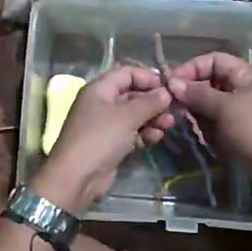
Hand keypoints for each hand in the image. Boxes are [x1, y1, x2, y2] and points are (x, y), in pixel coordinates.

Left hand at [34, 66, 175, 209]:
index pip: (126, 73)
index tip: (168, 87)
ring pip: (134, 116)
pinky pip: (131, 133)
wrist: (77, 177)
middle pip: (132, 95)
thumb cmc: (101, 138)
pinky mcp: (111, 144)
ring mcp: (106, 125)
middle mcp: (102, 104)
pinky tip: (156, 138)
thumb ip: (149, 102)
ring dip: (152, 119)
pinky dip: (144, 134)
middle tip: (173, 109)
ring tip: (169, 125)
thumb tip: (166, 93)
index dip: (148, 77)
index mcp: (99, 89)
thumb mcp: (127, 116)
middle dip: (153, 101)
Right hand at [169, 53, 251, 204]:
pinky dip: (210, 131)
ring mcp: (243, 112)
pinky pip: (218, 125)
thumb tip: (172, 83)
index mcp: (246, 75)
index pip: (214, 60)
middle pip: (210, 83)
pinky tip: (209, 139)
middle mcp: (244, 90)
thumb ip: (198, 94)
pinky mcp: (240, 132)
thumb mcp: (225, 107)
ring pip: (211, 107)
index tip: (172, 83)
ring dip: (200, 115)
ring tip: (196, 127)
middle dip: (193, 95)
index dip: (192, 68)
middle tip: (175, 107)